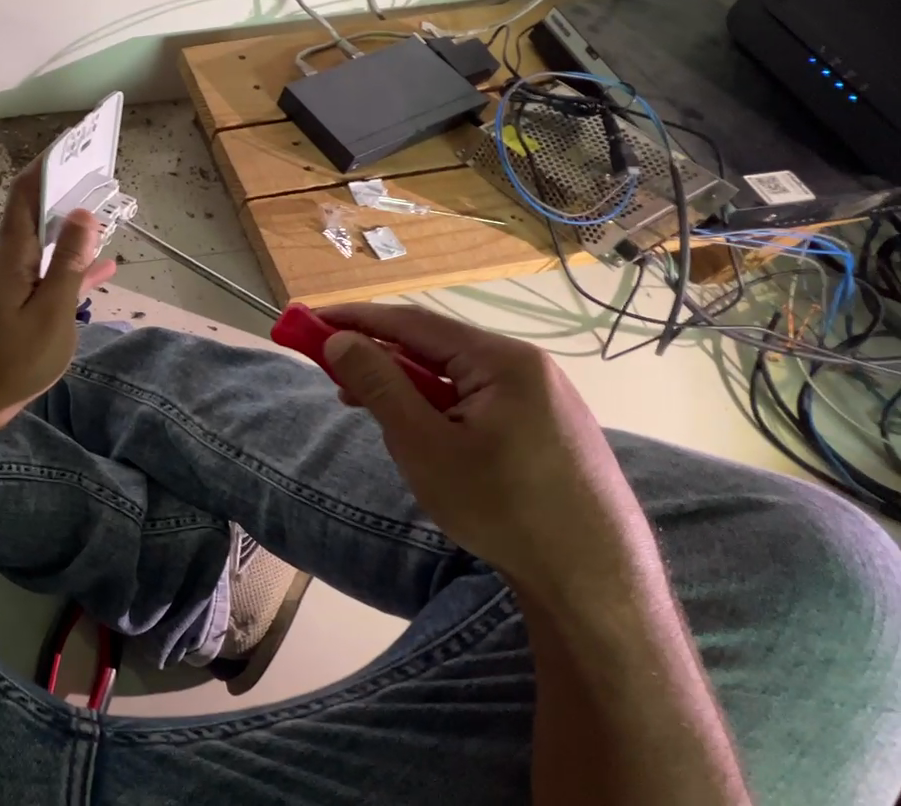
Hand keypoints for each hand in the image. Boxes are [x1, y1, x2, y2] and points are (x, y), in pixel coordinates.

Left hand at [0, 157, 115, 432]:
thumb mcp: (52, 312)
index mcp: (13, 253)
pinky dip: (75, 263)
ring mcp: (15, 281)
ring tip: (108, 206)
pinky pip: (51, 272)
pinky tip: (104, 264)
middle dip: (65, 186)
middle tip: (101, 168)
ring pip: (47, 240)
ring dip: (73, 223)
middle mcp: (10, 259)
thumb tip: (82, 212)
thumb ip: (68, 262)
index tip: (77, 141)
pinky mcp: (21, 302)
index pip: (26, 191)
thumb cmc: (15, 360)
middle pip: (36, 210)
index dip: (49, 162)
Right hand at [318, 303, 653, 601]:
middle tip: (329, 371)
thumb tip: (340, 340)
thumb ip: (378, 384)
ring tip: (362, 404)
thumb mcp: (422, 443)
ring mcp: (541, 397)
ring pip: (452, 374)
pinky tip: (413, 427)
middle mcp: (526, 367)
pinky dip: (433, 403)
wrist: (592, 581)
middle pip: (434, 345)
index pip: (412, 323)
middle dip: (377, 354)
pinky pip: (474, 398)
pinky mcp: (545, 427)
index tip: (308, 319)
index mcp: (502, 361)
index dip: (354, 318)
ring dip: (402, 383)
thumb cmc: (500, 507)